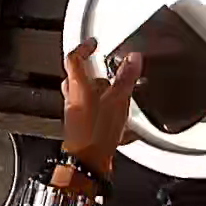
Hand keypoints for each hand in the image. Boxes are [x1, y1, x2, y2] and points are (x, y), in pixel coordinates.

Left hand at [61, 39, 139, 176]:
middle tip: (105, 69)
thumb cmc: (95, 132)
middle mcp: (73, 98)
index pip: (74, 58)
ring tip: (117, 95)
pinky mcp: (82, 127)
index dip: (83, 48)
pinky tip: (119, 119)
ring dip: (99, 92)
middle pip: (78, 77)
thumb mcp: (116, 101)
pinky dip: (104, 110)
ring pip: (85, 95)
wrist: (87, 162)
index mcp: (78, 86)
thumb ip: (125, 78)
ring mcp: (75, 113)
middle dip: (92, 72)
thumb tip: (132, 59)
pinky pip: (92, 112)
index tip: (92, 43)